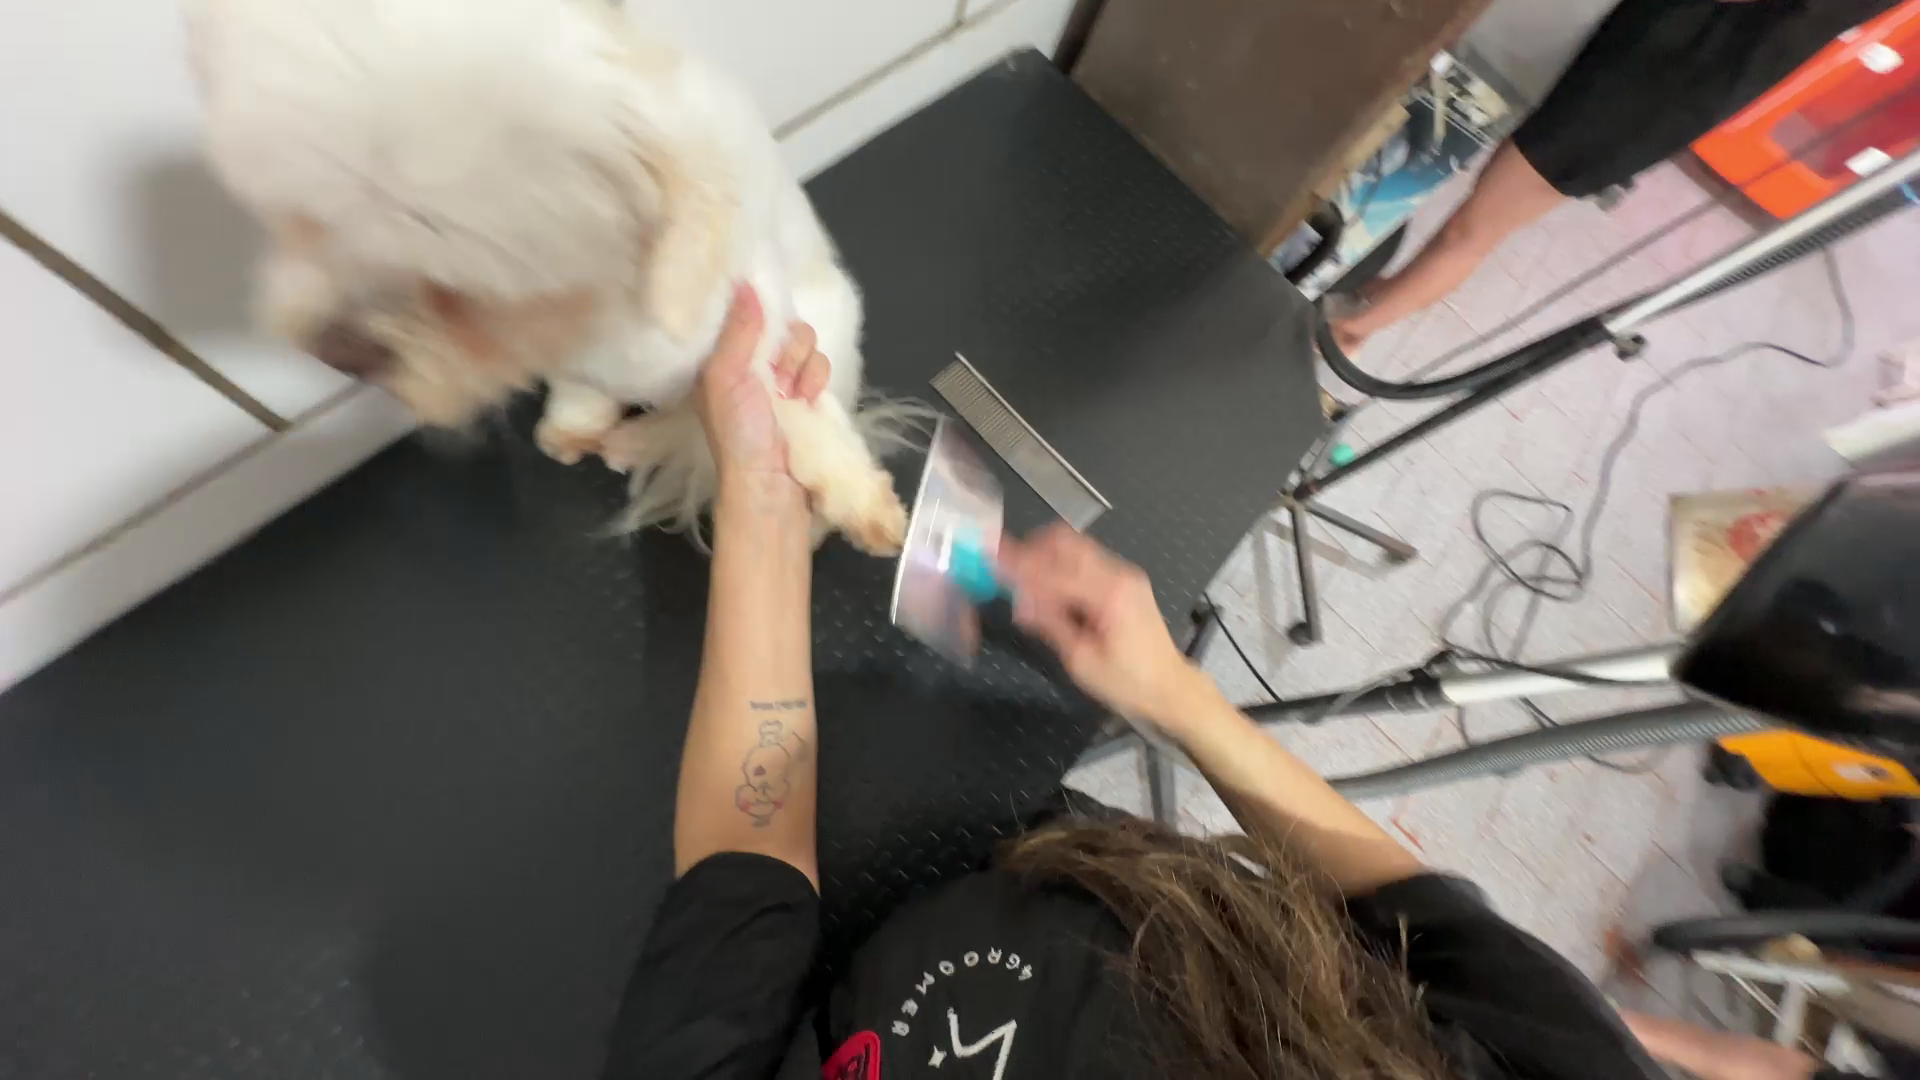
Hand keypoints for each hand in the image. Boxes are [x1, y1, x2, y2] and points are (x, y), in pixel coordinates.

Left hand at [696, 284, 832, 506]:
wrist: (772, 488)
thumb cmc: (740, 435)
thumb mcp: (726, 378)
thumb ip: (738, 331)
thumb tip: (745, 281)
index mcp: (721, 359)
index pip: (746, 313)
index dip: (761, 313)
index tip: (766, 325)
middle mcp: (750, 366)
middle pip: (783, 325)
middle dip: (787, 347)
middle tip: (778, 374)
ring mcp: (781, 383)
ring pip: (806, 345)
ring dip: (803, 367)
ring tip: (793, 396)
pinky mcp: (807, 399)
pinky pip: (821, 368)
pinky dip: (818, 380)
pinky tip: (808, 400)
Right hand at [997, 525, 1209, 730]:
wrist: (1171, 687)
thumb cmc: (1128, 683)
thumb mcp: (1082, 661)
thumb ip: (1051, 625)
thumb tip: (1020, 604)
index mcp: (1108, 594)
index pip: (1054, 571)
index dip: (1020, 565)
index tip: (993, 559)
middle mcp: (1119, 574)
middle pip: (1067, 542)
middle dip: (1032, 550)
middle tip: (1006, 566)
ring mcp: (1124, 574)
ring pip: (1075, 547)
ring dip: (1046, 557)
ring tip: (1023, 579)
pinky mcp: (1124, 581)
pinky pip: (1086, 561)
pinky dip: (1062, 567)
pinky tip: (1048, 589)